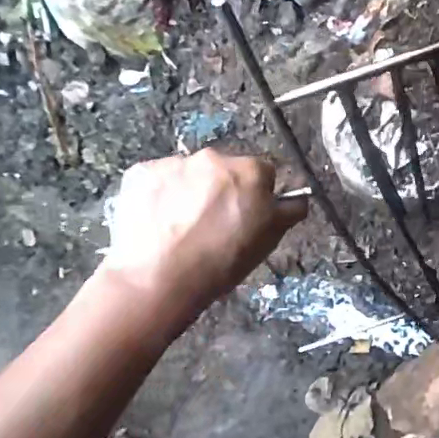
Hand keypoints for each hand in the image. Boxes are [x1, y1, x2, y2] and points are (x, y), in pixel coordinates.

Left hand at [99, 150, 306, 325]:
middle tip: (213, 225)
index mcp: (251, 171)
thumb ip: (290, 211)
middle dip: (222, 190)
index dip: (256, 197)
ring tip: (181, 227)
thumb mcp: (270, 240)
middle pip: (225, 170)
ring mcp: (174, 163)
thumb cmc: (222, 262)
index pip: (264, 174)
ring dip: (191, 191)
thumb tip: (299, 197)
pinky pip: (158, 179)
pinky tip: (157, 222)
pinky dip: (160, 195)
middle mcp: (214, 157)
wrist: (157, 279)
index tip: (245, 218)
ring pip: (190, 173)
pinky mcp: (140, 173)